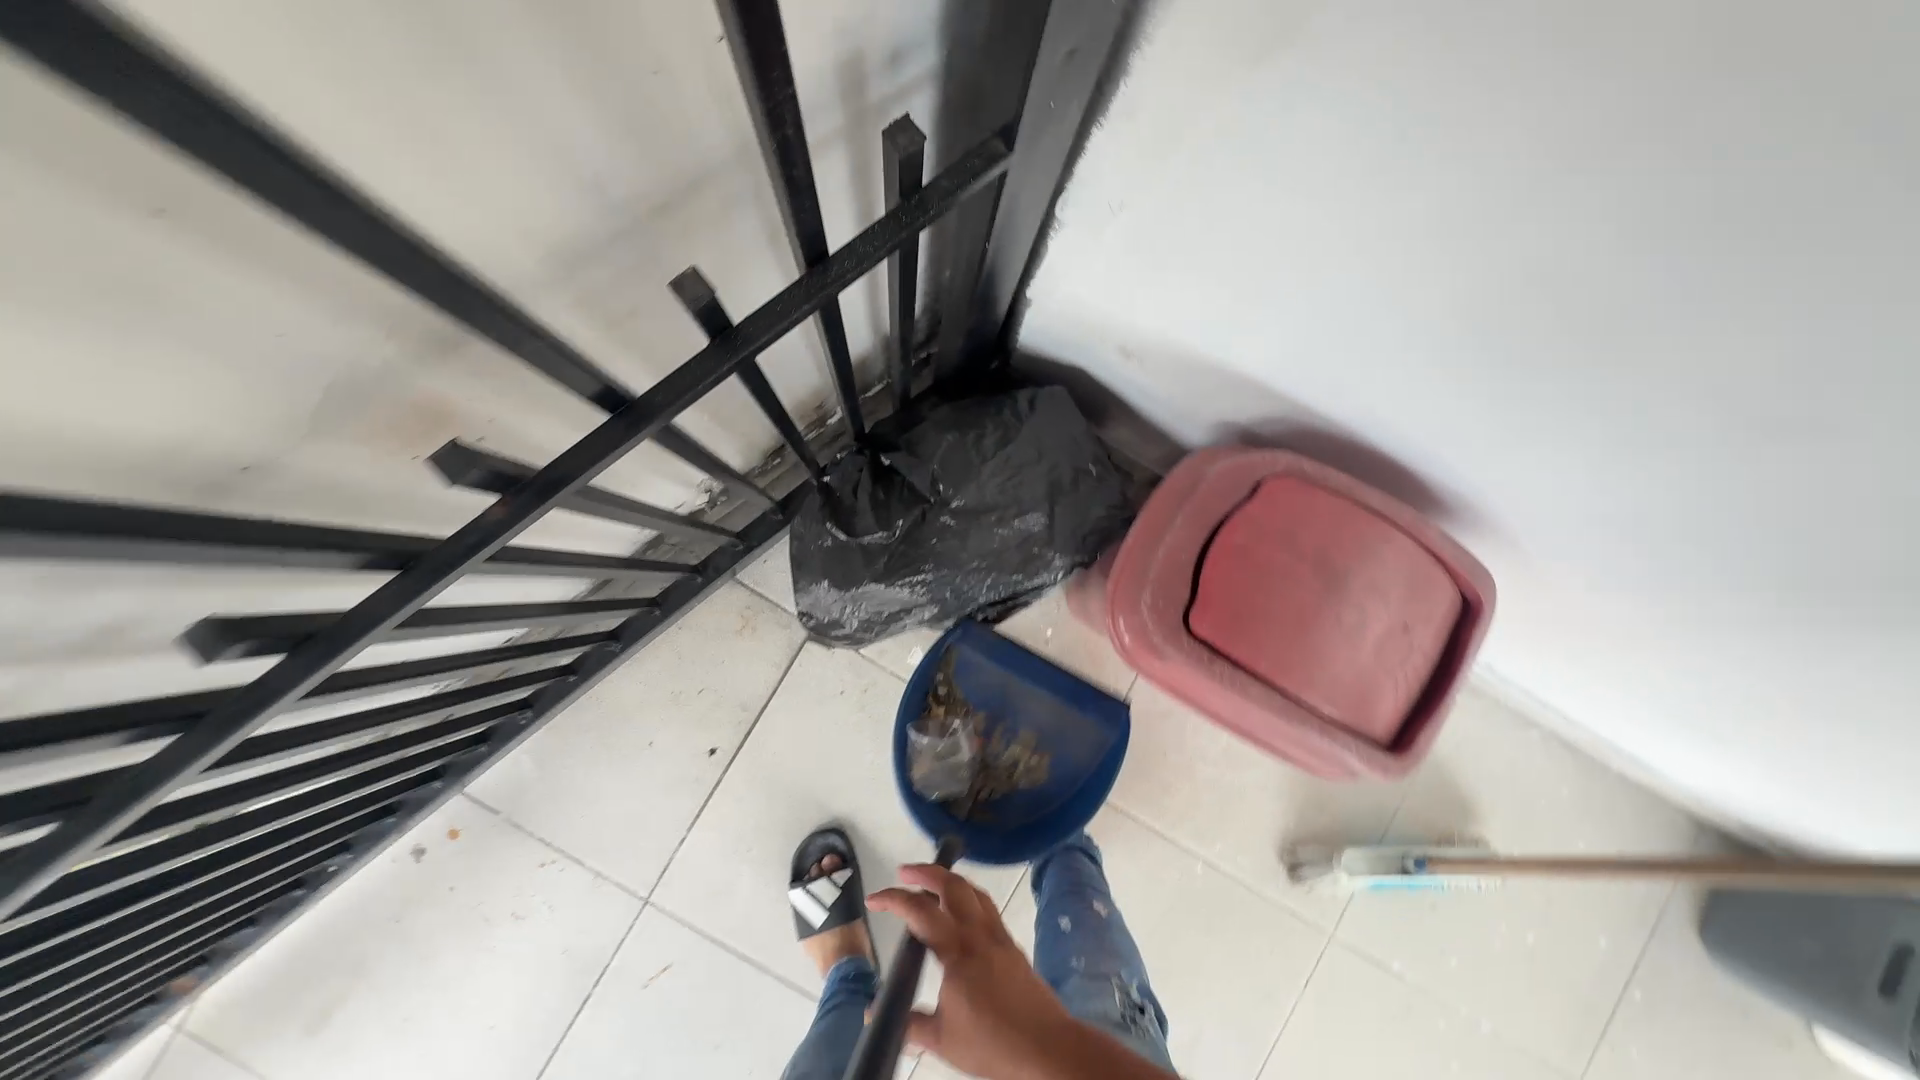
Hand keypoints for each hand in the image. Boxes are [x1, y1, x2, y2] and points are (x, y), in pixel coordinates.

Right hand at [867, 863, 1075, 1079]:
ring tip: (932, 884)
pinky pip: (987, 908)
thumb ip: (909, 1024)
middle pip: (953, 886)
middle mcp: (979, 934)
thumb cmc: (993, 1043)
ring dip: (950, 881)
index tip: (873, 900)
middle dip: (926, 871)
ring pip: (974, 892)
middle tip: (904, 873)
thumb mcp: (942, 1040)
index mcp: (958, 951)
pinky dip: (969, 897)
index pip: (919, 911)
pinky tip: (963, 914)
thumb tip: (875, 1017)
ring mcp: (1000, 938)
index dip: (893, 899)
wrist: (1047, 1047)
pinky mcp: (1013, 948)